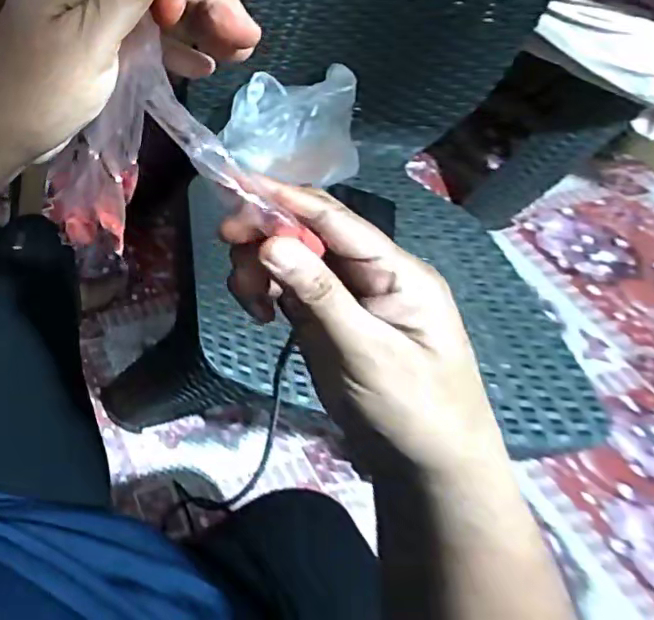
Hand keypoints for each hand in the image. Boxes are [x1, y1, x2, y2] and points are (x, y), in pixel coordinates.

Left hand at [0, 0, 260, 175]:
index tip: (179, 13)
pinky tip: (202, 64)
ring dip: (196, 22)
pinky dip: (169, 43)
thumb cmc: (39, 90)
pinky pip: (138, 28)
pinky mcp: (89, 36)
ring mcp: (85, 7)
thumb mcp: (93, 36)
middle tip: (244, 40)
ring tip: (238, 53)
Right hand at [222, 184, 508, 479]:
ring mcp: (339, 291)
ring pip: (283, 254)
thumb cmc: (416, 409)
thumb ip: (319, 293)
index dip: (285, 197)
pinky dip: (258, 289)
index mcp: (395, 270)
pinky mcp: (316, 312)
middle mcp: (364, 271)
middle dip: (262, 231)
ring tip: (250, 300)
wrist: (425, 470)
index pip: (334, 219)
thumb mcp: (368, 351)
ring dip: (256, 265)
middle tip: (228, 241)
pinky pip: (277, 282)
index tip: (237, 183)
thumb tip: (271, 241)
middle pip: (302, 229)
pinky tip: (258, 314)